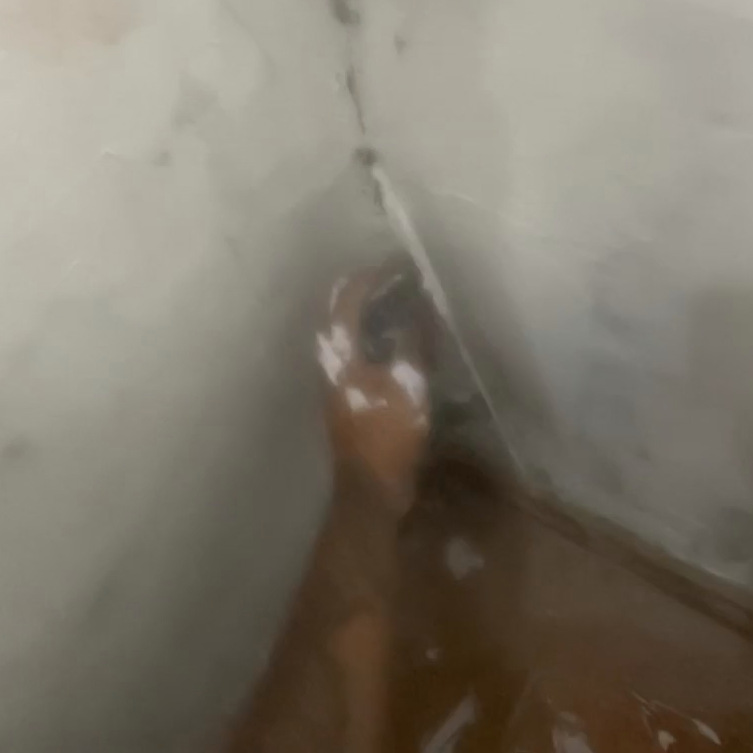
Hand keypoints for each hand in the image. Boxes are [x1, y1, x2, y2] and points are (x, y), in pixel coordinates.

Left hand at [316, 257, 435, 512]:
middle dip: (364, 287)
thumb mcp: (408, 385)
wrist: (370, 488)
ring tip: (399, 299)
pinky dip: (374, 333)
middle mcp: (330, 359)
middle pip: (339, 310)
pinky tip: (398, 338)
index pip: (348, 298)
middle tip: (395, 276)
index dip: (372, 276)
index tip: (399, 265)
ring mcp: (335, 377)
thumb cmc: (387, 434)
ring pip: (346, 330)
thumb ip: (414, 343)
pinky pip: (357, 349)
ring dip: (368, 310)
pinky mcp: (346, 393)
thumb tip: (421, 308)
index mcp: (340, 353)